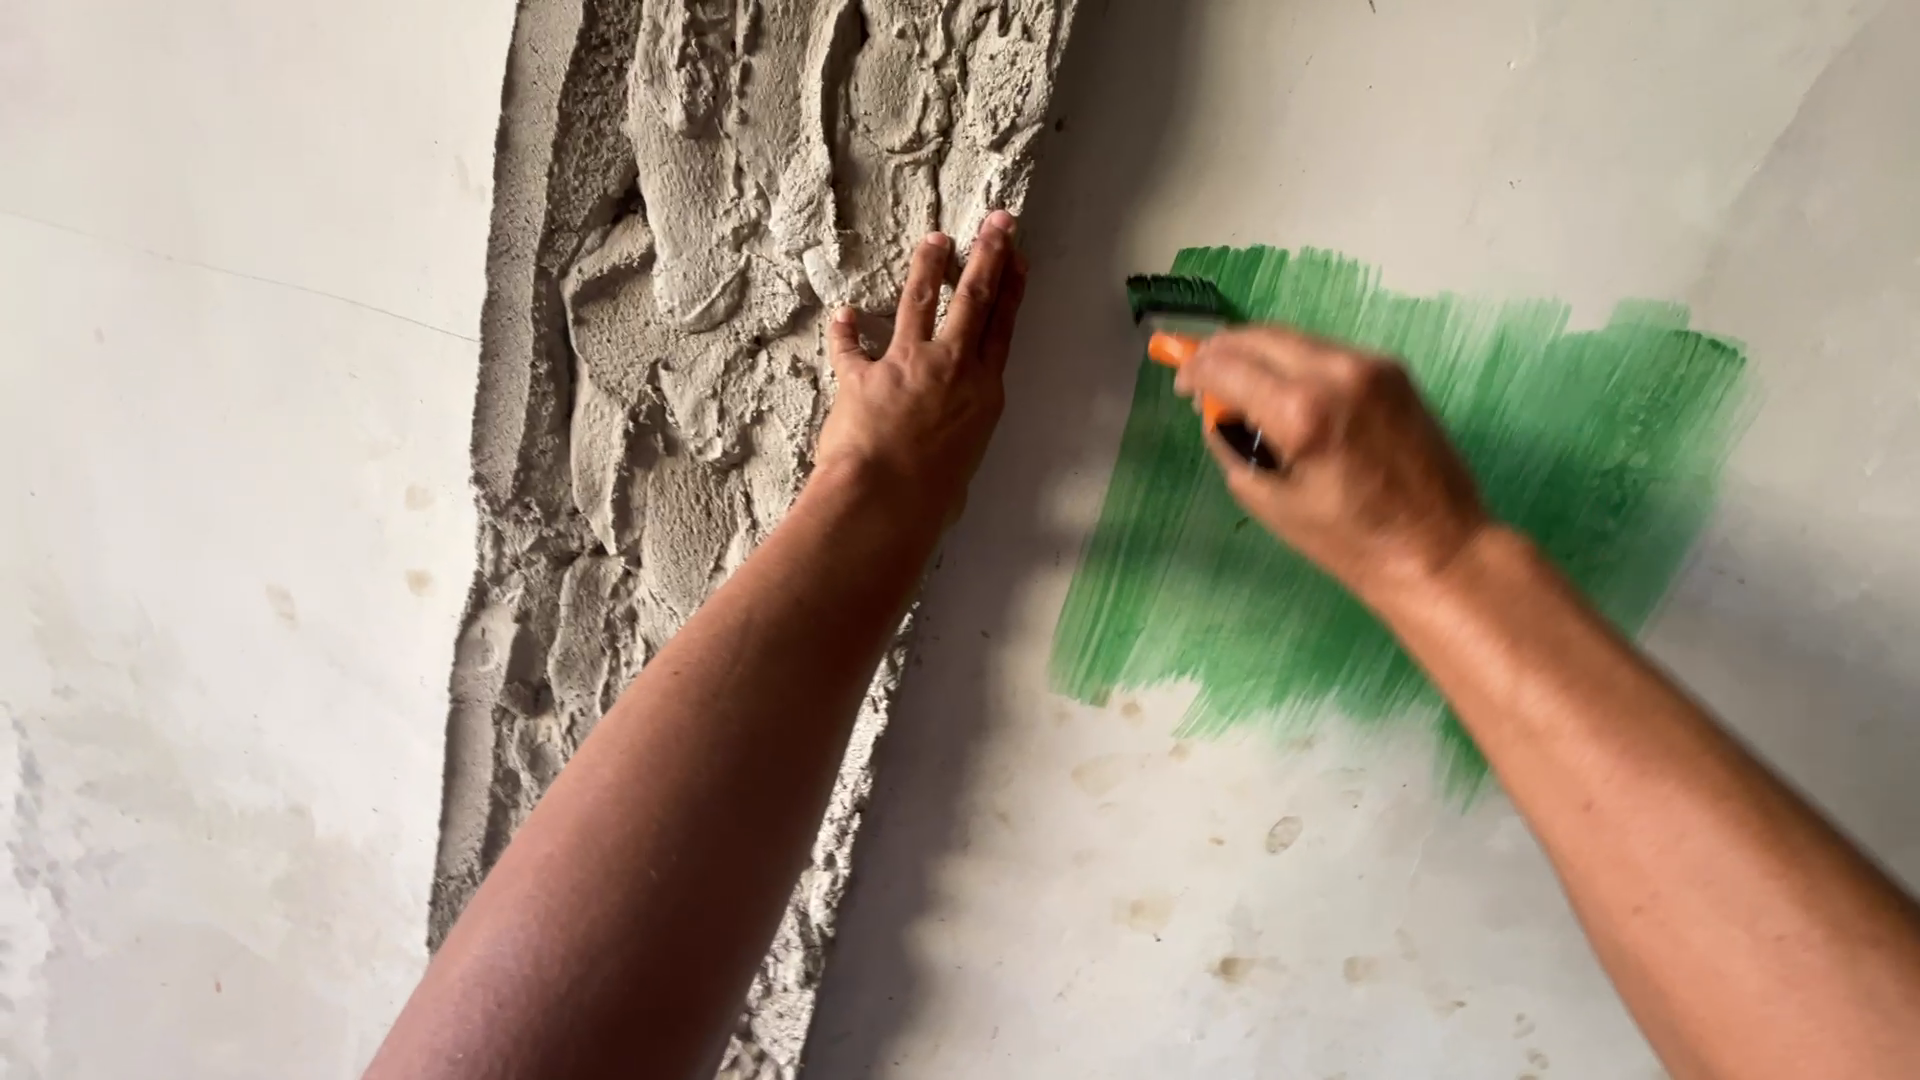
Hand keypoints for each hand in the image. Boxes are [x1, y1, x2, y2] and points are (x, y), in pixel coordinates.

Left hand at [816, 210, 1027, 522]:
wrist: (886, 500)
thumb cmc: (933, 498)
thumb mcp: (962, 464)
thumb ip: (957, 438)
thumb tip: (943, 447)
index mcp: (983, 393)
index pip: (1002, 329)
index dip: (1011, 291)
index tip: (1018, 260)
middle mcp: (952, 368)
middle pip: (974, 301)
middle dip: (987, 256)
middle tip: (997, 223)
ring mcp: (907, 366)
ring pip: (920, 303)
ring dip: (928, 268)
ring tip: (936, 240)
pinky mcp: (864, 375)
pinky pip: (852, 346)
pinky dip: (845, 332)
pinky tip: (843, 315)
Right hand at [1176, 326, 1489, 604]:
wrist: (1438, 546)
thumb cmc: (1345, 539)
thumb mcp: (1267, 499)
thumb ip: (1232, 444)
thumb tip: (1220, 410)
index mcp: (1302, 412)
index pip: (1228, 366)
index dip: (1196, 369)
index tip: (1182, 384)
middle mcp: (1337, 373)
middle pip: (1260, 337)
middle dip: (1222, 351)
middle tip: (1201, 376)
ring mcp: (1371, 365)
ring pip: (1293, 339)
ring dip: (1257, 354)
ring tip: (1239, 385)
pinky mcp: (1392, 369)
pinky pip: (1324, 352)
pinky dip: (1292, 362)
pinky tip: (1283, 390)